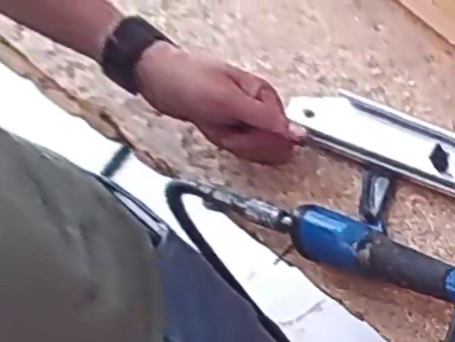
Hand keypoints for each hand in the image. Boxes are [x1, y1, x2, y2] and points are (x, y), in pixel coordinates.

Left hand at [135, 46, 301, 164]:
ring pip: (257, 151)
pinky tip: (214, 127)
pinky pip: (244, 150)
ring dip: (232, 142)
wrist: (154, 76)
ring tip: (216, 123)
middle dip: (245, 142)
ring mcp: (251, 121)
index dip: (259, 138)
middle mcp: (263, 111)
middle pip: (272, 147)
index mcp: (267, 98)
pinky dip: (225, 142)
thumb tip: (301, 134)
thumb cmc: (186, 79)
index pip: (283, 137)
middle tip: (225, 125)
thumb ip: (267, 120)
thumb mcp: (228, 100)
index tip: (239, 126)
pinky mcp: (240, 129)